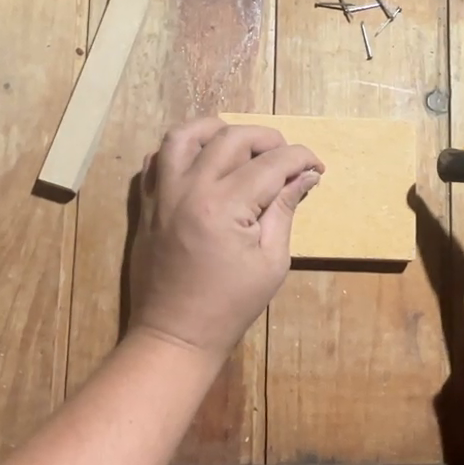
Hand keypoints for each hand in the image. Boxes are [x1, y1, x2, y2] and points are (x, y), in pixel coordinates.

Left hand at [126, 117, 323, 363]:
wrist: (175, 334)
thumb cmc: (230, 306)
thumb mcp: (271, 262)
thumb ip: (284, 210)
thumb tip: (306, 176)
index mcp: (225, 206)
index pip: (272, 163)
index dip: (301, 158)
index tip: (316, 167)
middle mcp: (190, 189)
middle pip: (232, 138)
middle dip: (268, 139)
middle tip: (286, 159)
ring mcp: (163, 194)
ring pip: (185, 135)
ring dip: (218, 130)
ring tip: (241, 143)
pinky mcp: (147, 203)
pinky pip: (157, 158)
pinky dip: (181, 149)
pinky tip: (202, 161)